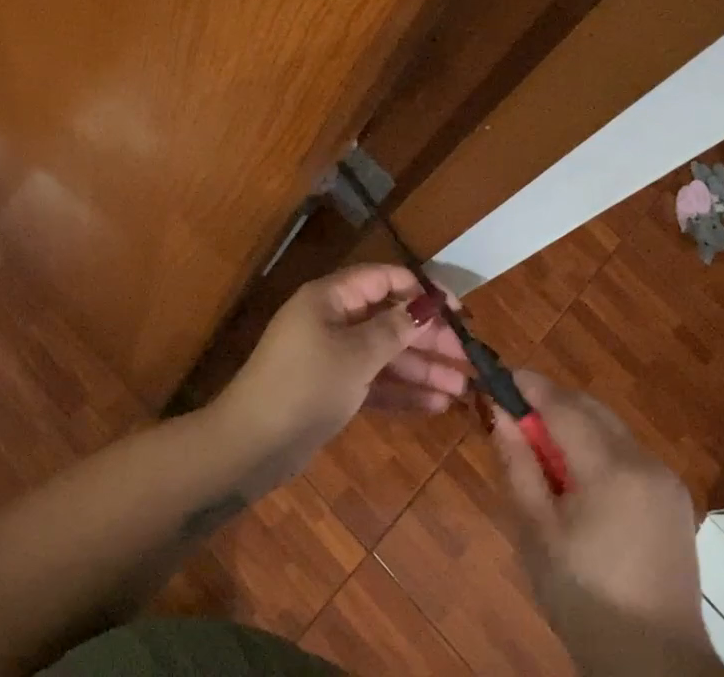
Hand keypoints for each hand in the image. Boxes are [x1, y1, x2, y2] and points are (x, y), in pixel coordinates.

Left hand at [215, 264, 468, 460]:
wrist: (253, 443)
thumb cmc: (306, 385)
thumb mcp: (356, 355)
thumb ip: (394, 329)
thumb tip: (426, 306)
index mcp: (329, 299)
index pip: (383, 280)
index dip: (421, 291)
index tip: (459, 311)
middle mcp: (331, 322)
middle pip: (389, 320)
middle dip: (429, 338)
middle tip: (469, 359)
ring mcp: (331, 358)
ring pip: (386, 355)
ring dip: (423, 369)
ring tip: (464, 389)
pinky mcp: (332, 391)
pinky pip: (375, 383)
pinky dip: (403, 391)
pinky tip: (437, 405)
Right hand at [491, 372, 717, 672]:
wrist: (654, 662)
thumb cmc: (582, 597)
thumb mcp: (536, 531)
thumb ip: (519, 465)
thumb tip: (499, 412)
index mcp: (611, 468)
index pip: (562, 405)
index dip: (528, 386)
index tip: (496, 375)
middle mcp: (645, 461)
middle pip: (591, 409)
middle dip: (551, 402)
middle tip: (511, 414)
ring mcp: (666, 480)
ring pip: (612, 430)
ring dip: (575, 425)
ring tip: (538, 451)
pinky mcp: (674, 501)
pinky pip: (629, 455)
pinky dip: (598, 450)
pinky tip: (576, 480)